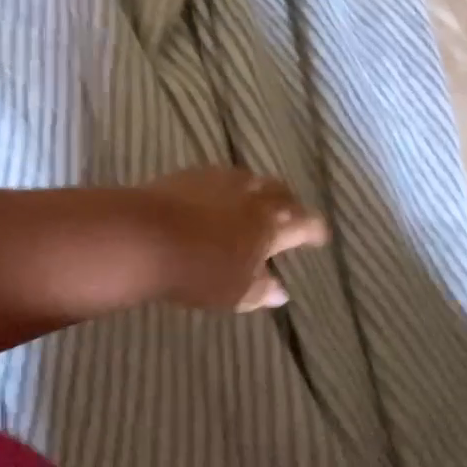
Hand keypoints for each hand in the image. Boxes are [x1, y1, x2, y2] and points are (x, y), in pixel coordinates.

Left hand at [143, 167, 328, 311]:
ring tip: (256, 203)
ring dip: (259, 191)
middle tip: (291, 214)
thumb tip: (280, 289)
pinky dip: (229, 187)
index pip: (303, 222)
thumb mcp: (236, 292)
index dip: (314, 229)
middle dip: (289, 203)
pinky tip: (220, 197)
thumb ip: (261, 289)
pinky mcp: (191, 173)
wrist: (147, 234)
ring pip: (251, 179)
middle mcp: (251, 194)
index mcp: (271, 224)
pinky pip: (222, 176)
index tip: (320, 235)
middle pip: (280, 192)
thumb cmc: (199, 271)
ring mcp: (220, 178)